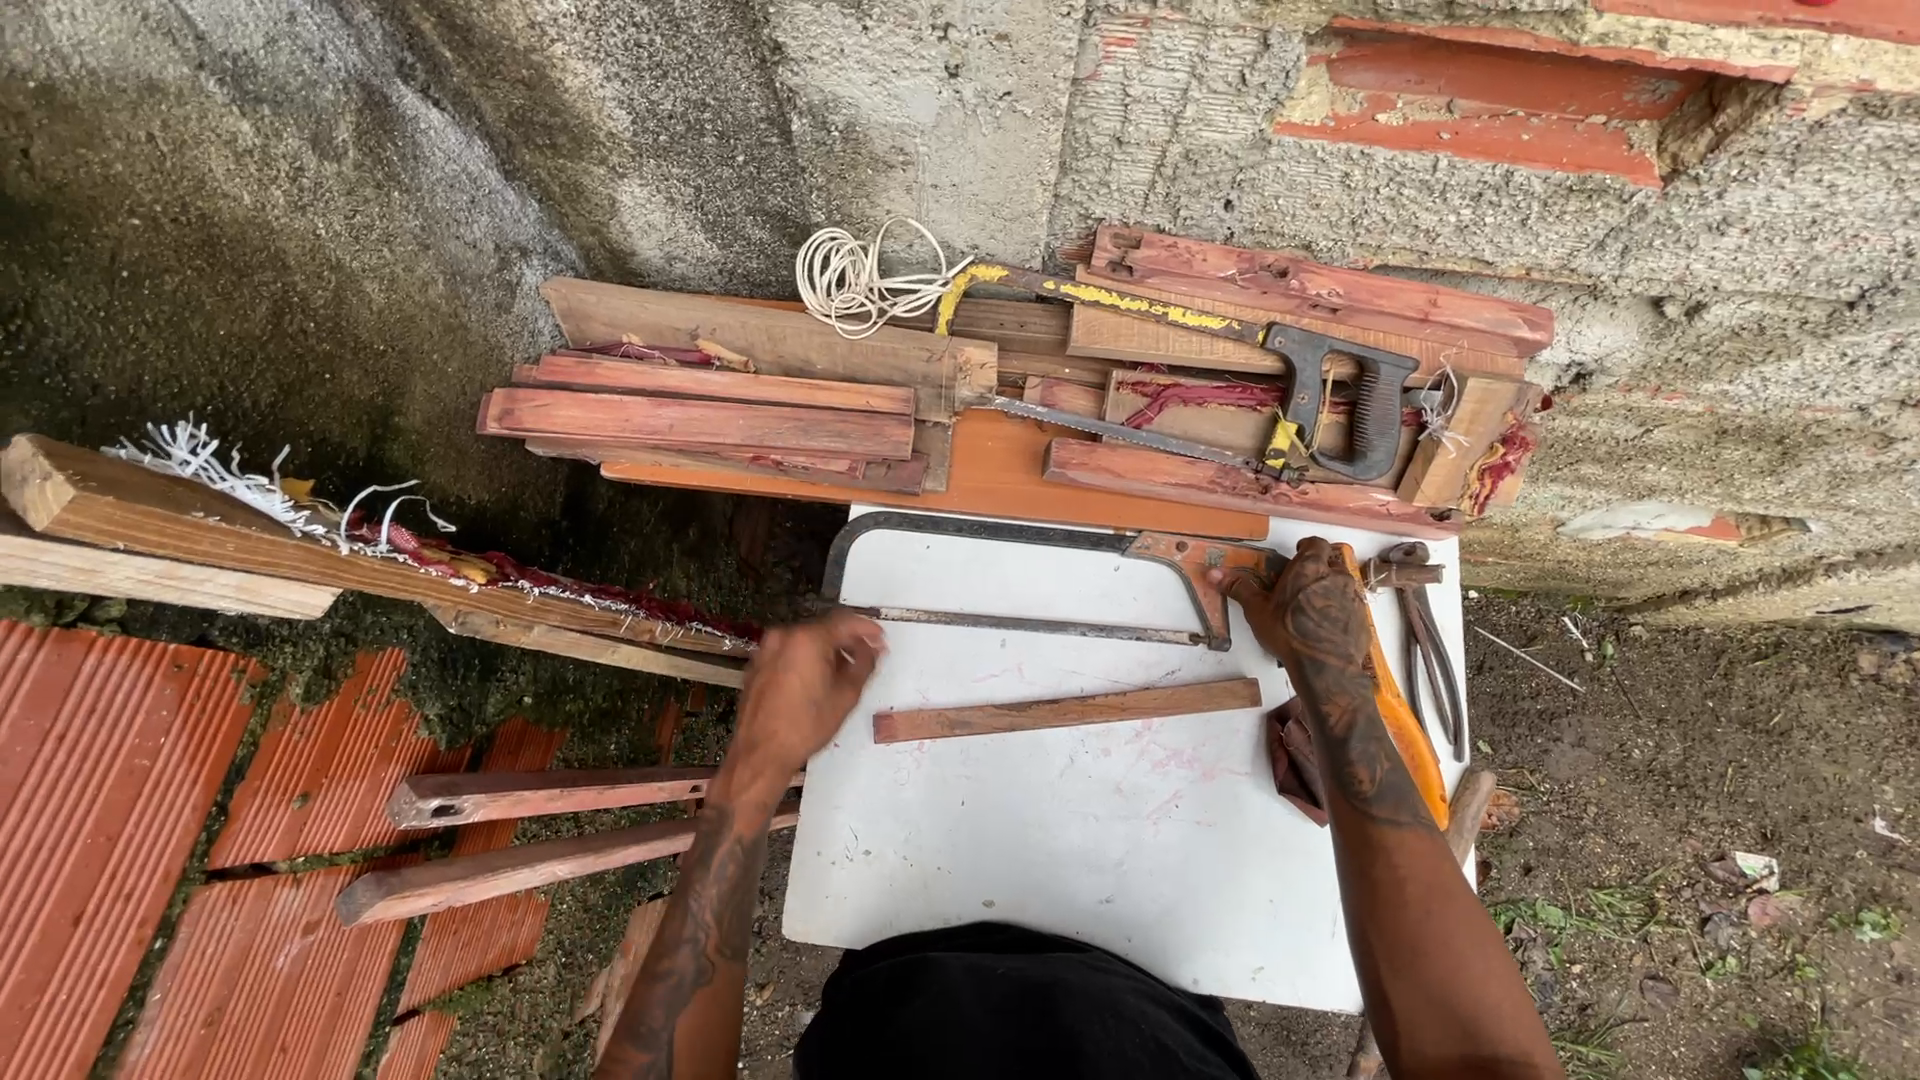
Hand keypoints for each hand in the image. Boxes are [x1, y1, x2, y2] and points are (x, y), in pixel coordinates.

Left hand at [727, 610, 885, 784]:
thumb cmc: (802, 728)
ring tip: (843, 671)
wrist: (761, 752)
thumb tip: (871, 651)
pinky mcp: (758, 665)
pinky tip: (818, 680)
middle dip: (847, 641)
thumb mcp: (846, 695)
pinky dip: (806, 660)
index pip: (845, 621)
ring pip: (806, 641)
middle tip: (865, 655)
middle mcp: (784, 637)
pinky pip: (789, 653)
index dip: (867, 629)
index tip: (878, 638)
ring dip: (826, 651)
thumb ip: (864, 665)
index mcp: (808, 639)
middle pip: (824, 629)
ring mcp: (767, 650)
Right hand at [1207, 536, 1372, 686]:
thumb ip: (1238, 588)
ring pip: (1342, 585)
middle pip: (1331, 563)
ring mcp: (1353, 598)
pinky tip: (1325, 627)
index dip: (1306, 547)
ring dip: (1330, 590)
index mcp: (1309, 568)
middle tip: (1301, 584)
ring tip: (1312, 607)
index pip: (1315, 543)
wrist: (1325, 665)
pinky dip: (1340, 612)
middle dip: (1318, 570)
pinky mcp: (1362, 619)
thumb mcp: (1256, 610)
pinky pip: (1351, 608)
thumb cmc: (1288, 631)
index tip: (1297, 554)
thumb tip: (1213, 573)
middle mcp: (1336, 577)